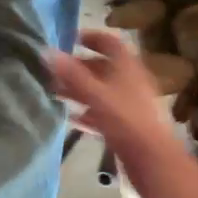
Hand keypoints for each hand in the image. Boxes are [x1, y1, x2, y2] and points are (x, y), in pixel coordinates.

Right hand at [46, 30, 189, 180]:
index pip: (109, 42)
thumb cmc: (125, 120)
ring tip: (55, 93)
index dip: (91, 37)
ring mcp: (129, 104)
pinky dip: (87, 111)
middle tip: (54, 71)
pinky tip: (71, 118)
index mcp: (127, 66)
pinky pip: (103, 112)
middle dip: (78, 68)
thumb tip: (45, 50)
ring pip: (101, 91)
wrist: (152, 160)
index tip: (69, 40)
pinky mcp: (126, 125)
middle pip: (103, 67)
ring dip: (80, 90)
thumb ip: (71, 74)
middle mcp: (129, 81)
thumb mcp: (95, 94)